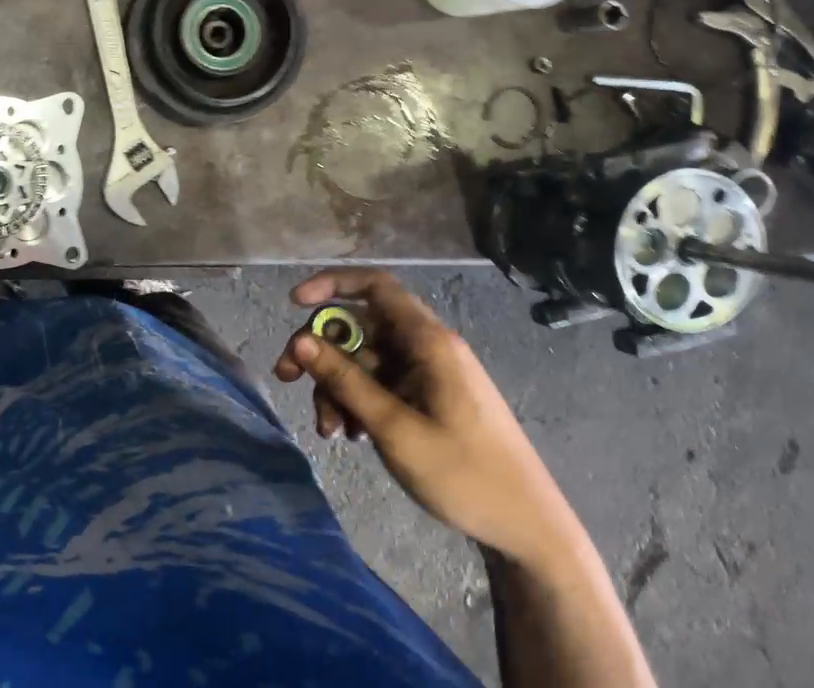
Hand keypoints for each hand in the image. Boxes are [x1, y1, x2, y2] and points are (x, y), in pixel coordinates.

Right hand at [274, 269, 582, 568]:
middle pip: (359, 327)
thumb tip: (300, 339)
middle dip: (320, 351)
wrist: (527, 528)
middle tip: (286, 379)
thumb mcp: (395, 428)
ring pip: (363, 360)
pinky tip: (351, 437)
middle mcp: (428, 348)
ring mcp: (428, 374)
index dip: (331, 285)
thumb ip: (346, 381)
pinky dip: (357, 403)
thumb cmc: (465, 476)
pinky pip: (379, 385)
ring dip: (337, 387)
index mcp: (429, 343)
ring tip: (330, 431)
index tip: (293, 304)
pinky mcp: (427, 399)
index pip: (375, 286)